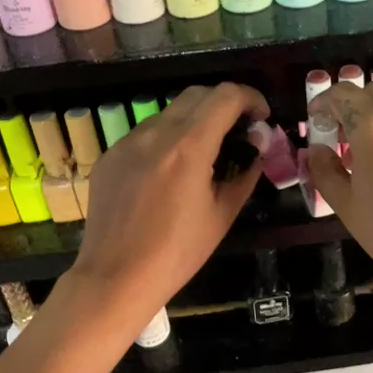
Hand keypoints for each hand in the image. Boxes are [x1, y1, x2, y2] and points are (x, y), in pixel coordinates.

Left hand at [65, 83, 270, 328]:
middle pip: (198, 94)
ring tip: (206, 152)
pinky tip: (170, 173)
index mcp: (189, 146)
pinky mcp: (110, 156)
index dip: (251, 98)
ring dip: (195, 120)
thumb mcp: (222, 215)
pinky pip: (146, 134)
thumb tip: (255, 147)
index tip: (261, 117)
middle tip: (239, 130)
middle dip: (225, 104)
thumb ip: (244, 173)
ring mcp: (128, 141)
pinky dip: (167, 139)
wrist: (115, 278)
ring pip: (170, 112)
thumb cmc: (177, 253)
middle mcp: (156, 133)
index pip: (226, 96)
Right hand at [304, 82, 372, 322]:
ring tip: (365, 155)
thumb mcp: (347, 206)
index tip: (315, 121)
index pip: (342, 95)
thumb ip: (326, 171)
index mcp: (372, 124)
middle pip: (372, 92)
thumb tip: (318, 151)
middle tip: (339, 136)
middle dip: (352, 105)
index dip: (323, 103)